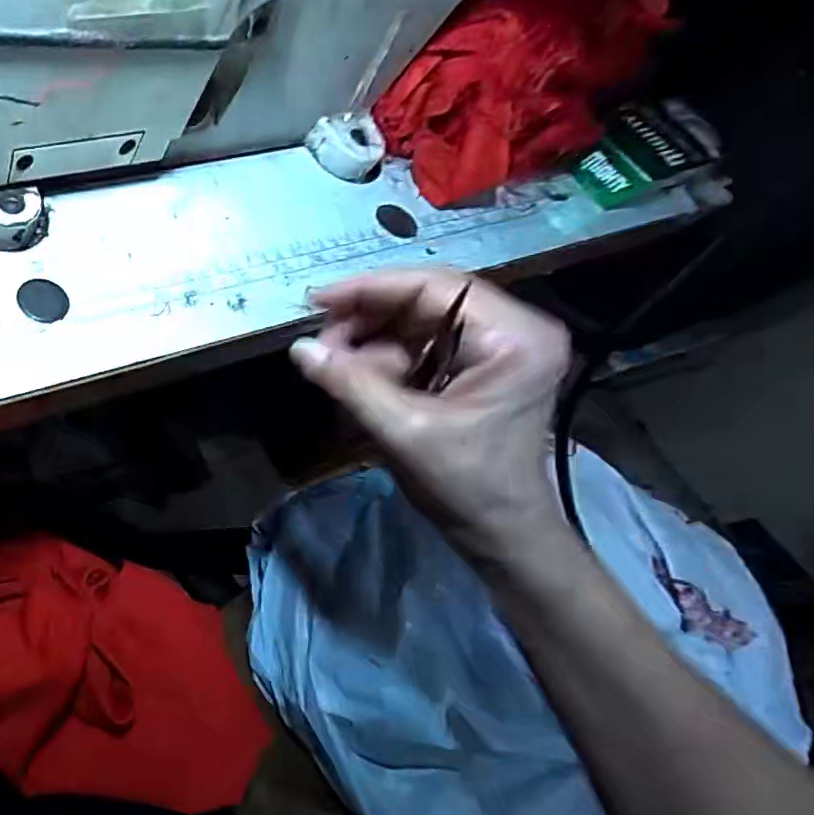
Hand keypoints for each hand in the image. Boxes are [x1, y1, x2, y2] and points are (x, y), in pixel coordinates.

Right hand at [289, 268, 572, 557]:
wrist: (498, 526)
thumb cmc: (464, 481)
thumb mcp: (400, 430)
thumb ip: (348, 383)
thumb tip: (299, 348)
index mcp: (514, 339)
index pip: (437, 287)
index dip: (371, 289)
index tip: (317, 302)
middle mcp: (511, 331)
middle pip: (422, 300)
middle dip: (364, 320)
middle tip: (321, 348)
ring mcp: (491, 348)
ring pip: (412, 322)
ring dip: (366, 342)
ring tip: (336, 371)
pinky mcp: (471, 366)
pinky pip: (413, 345)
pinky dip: (378, 358)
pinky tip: (356, 380)